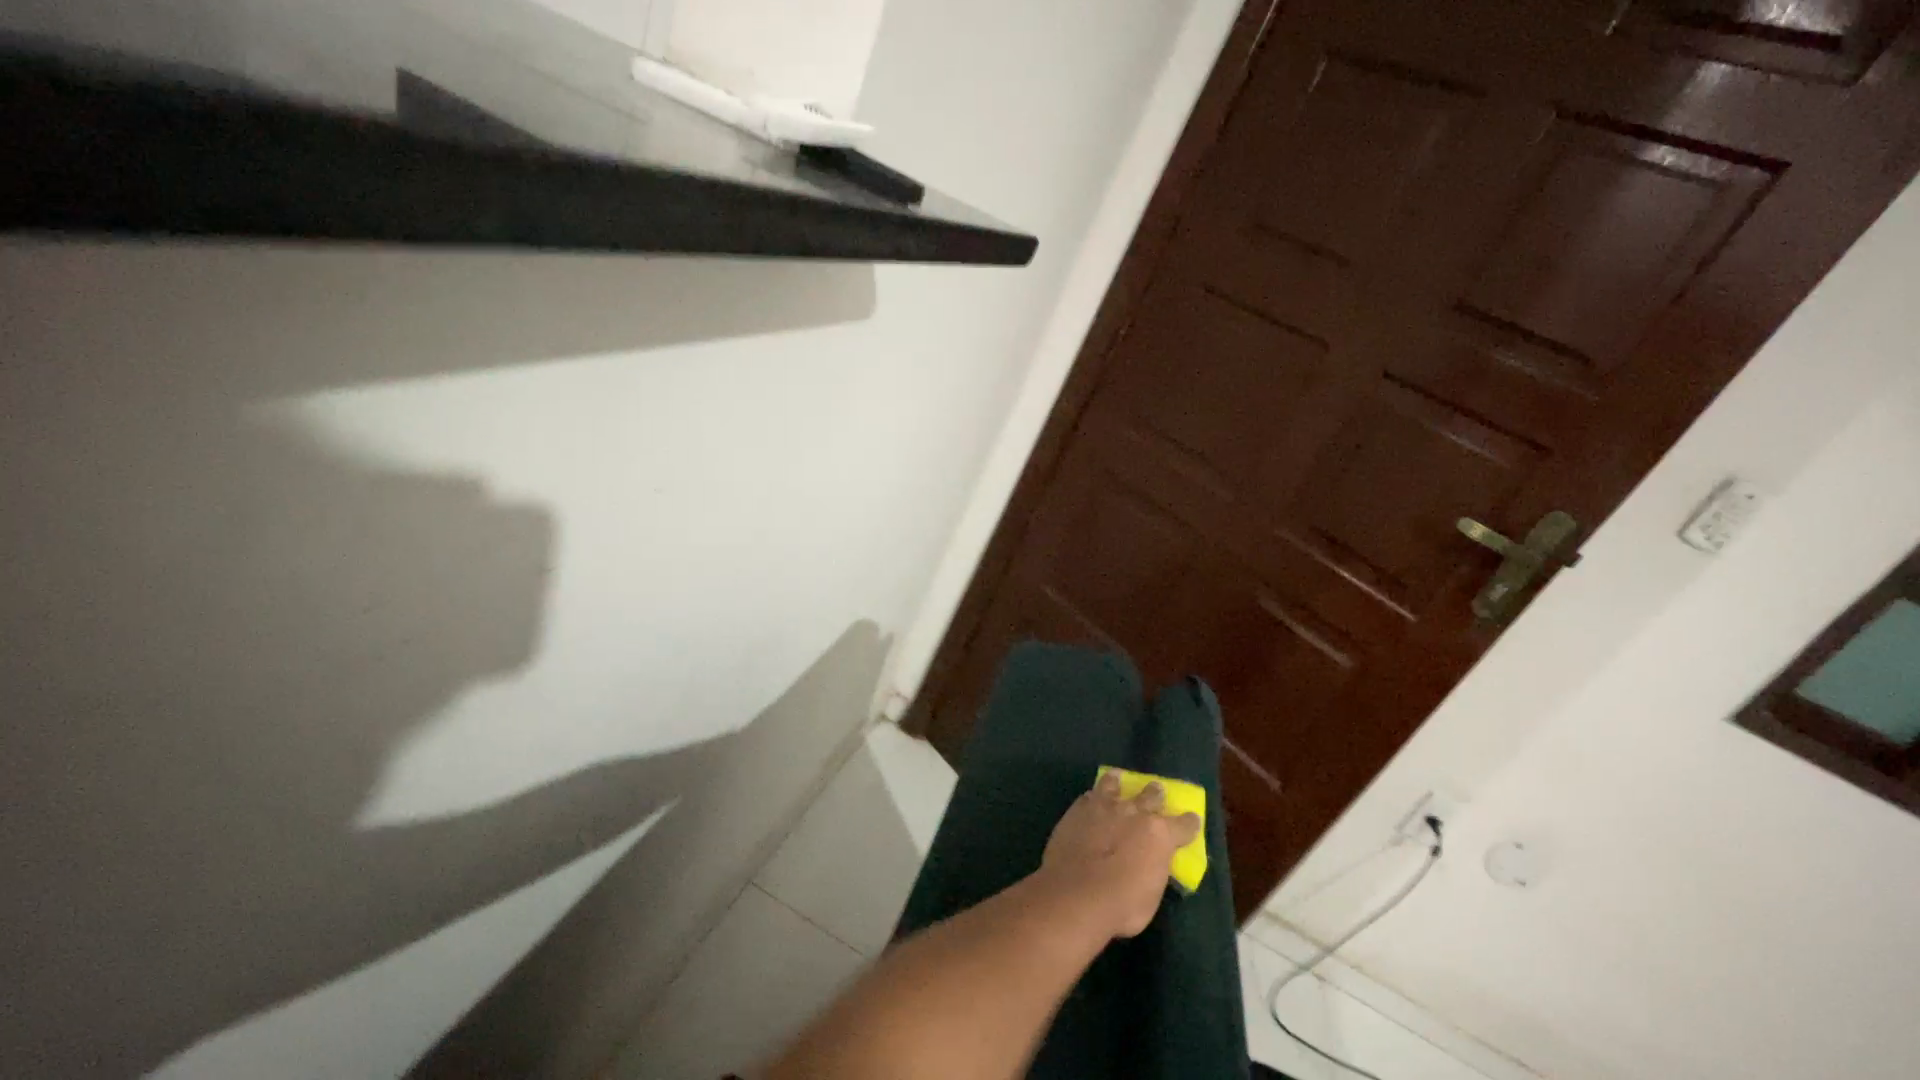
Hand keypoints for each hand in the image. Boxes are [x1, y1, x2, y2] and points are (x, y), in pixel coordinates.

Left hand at [1034, 772, 1201, 939]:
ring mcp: (1104, 807)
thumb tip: (1151, 863)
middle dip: (1155, 795)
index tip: (1191, 822)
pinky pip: (1088, 797)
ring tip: (1117, 779)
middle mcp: (1135, 812)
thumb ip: (1154, 870)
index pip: (1185, 824)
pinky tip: (1090, 800)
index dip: (1189, 824)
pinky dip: (1093, 799)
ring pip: (1114, 785)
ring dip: (1118, 783)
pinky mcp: (1077, 810)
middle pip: (1151, 795)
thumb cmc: (1122, 905)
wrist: (1076, 894)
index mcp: (1160, 834)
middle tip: (1156, 791)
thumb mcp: (1152, 895)